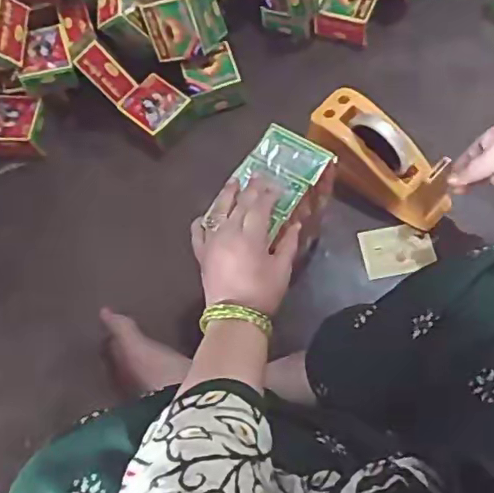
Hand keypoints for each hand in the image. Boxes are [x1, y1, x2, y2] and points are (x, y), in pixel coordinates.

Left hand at [191, 179, 301, 313]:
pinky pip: (198, 231)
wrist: (234, 317)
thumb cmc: (262, 293)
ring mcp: (212, 242)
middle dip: (250, 188)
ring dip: (226, 195)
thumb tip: (295, 225)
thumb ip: (288, 244)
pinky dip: (203, 220)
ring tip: (233, 183)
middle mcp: (228, 232)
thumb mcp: (282, 269)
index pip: (260, 206)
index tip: (277, 186)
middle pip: (239, 204)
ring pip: (217, 211)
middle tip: (257, 176)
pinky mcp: (201, 254)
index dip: (269, 193)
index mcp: (251, 235)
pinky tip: (208, 215)